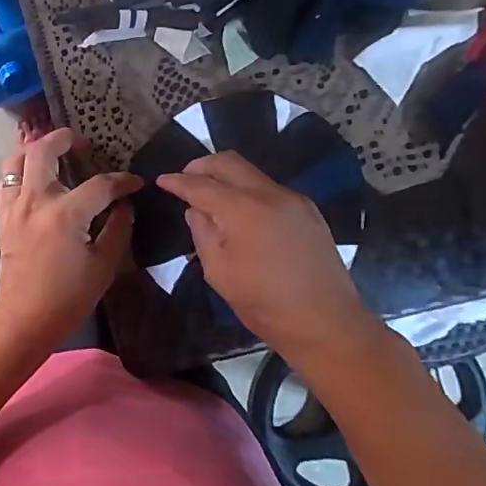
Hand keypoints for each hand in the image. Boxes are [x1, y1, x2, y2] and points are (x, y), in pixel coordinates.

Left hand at [0, 128, 140, 344]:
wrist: (25, 316)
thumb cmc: (69, 296)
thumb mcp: (104, 265)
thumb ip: (117, 229)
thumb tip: (124, 205)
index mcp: (65, 214)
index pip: (100, 184)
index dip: (122, 181)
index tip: (135, 183)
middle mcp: (35, 202)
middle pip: (42, 152)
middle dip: (62, 139)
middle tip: (80, 142)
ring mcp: (14, 208)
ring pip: (14, 162)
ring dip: (33, 150)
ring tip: (52, 152)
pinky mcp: (3, 218)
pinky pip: (5, 184)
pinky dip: (17, 175)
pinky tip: (32, 181)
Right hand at [157, 151, 387, 363]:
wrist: (326, 322)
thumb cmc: (262, 301)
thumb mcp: (218, 270)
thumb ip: (203, 232)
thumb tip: (196, 210)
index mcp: (244, 210)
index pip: (201, 185)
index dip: (177, 182)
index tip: (160, 181)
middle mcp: (271, 195)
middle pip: (229, 163)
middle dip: (201, 166)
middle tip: (183, 179)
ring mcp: (294, 201)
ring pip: (251, 173)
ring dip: (225, 177)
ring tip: (208, 196)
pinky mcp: (308, 212)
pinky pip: (268, 189)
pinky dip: (246, 191)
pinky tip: (238, 213)